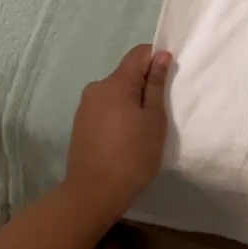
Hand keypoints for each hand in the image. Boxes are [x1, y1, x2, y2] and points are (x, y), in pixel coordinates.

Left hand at [65, 44, 172, 215]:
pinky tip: (124, 138)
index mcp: (116, 82)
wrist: (91, 195)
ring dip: (130, 101)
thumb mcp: (154, 121)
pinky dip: (117, 114)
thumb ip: (157, 85)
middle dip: (144, 84)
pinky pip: (104, 108)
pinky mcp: (80, 124)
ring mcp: (85, 106)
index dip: (156, 58)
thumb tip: (161, 56)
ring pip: (115, 92)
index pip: (139, 53)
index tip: (168, 79)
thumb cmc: (131, 156)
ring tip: (141, 129)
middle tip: (159, 111)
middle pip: (126, 74)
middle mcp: (97, 87)